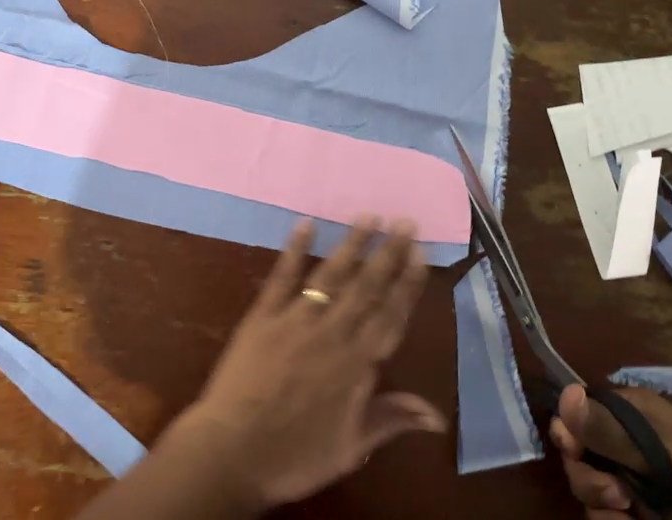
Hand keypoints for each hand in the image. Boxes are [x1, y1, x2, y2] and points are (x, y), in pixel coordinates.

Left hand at [159, 217, 445, 509]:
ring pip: (331, 276)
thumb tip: (437, 414)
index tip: (420, 253)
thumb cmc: (295, 455)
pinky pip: (282, 277)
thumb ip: (392, 419)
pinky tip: (305, 223)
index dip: (407, 284)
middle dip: (388, 254)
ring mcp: (296, 320)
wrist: (233, 451)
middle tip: (405, 221)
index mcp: (357, 364)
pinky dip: (294, 249)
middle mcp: (332, 333)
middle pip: (366, 288)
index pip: (390, 316)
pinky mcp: (263, 315)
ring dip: (351, 245)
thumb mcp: (351, 446)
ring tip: (368, 217)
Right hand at [548, 386, 639, 517]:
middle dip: (585, 476)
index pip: (578, 410)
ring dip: (597, 503)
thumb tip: (563, 392)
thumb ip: (609, 429)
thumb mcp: (662, 452)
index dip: (569, 430)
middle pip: (574, 452)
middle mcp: (620, 442)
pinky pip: (597, 513)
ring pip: (583, 485)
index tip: (573, 450)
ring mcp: (625, 479)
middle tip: (616, 494)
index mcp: (630, 413)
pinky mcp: (628, 510)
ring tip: (627, 514)